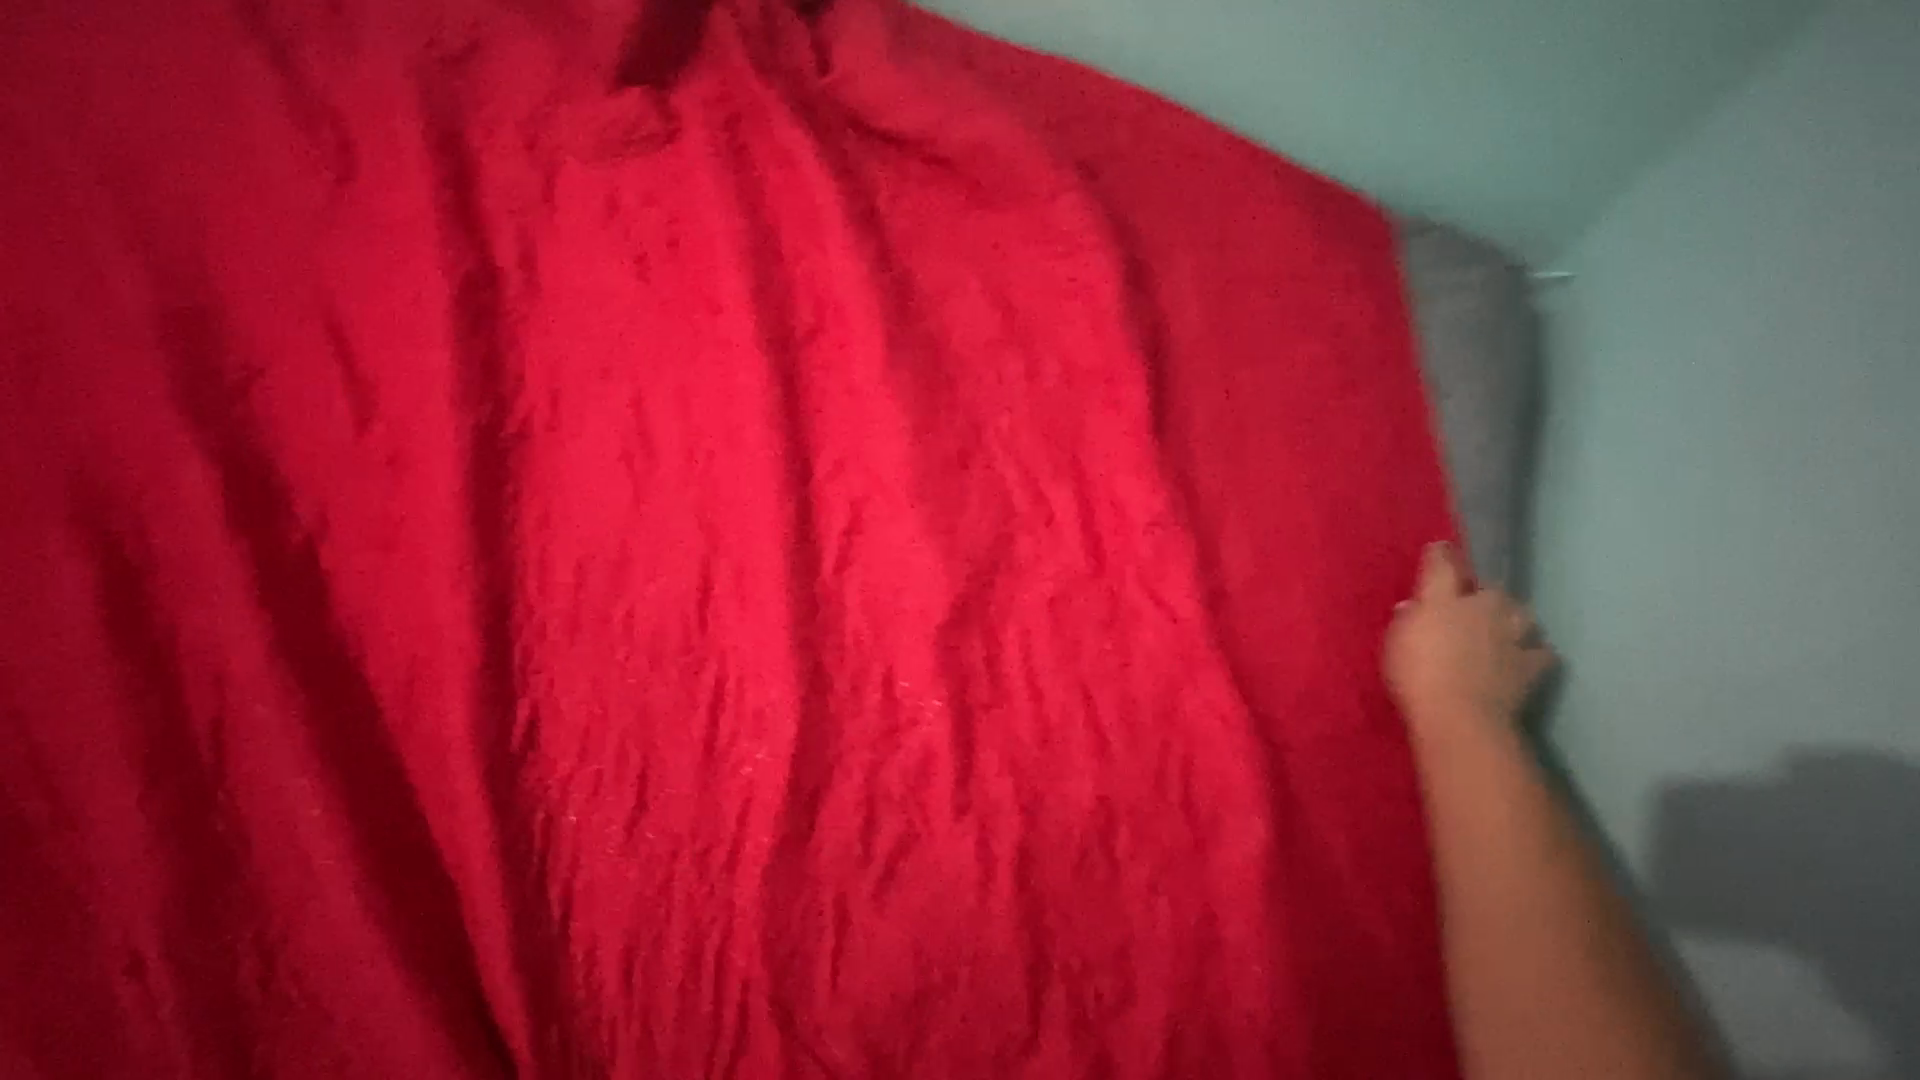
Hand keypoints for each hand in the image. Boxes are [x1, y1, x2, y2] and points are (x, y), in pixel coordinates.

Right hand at [1384, 542, 1554, 734]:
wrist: (1460, 715)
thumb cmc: (1416, 676)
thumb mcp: (1395, 644)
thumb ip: (1407, 621)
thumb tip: (1414, 607)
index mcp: (1443, 599)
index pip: (1443, 564)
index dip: (1441, 555)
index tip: (1440, 549)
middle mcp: (1483, 607)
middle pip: (1490, 590)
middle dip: (1483, 595)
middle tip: (1471, 608)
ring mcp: (1513, 635)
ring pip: (1522, 615)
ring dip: (1513, 619)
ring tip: (1504, 630)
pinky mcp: (1534, 664)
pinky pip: (1540, 652)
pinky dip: (1533, 653)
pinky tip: (1524, 659)